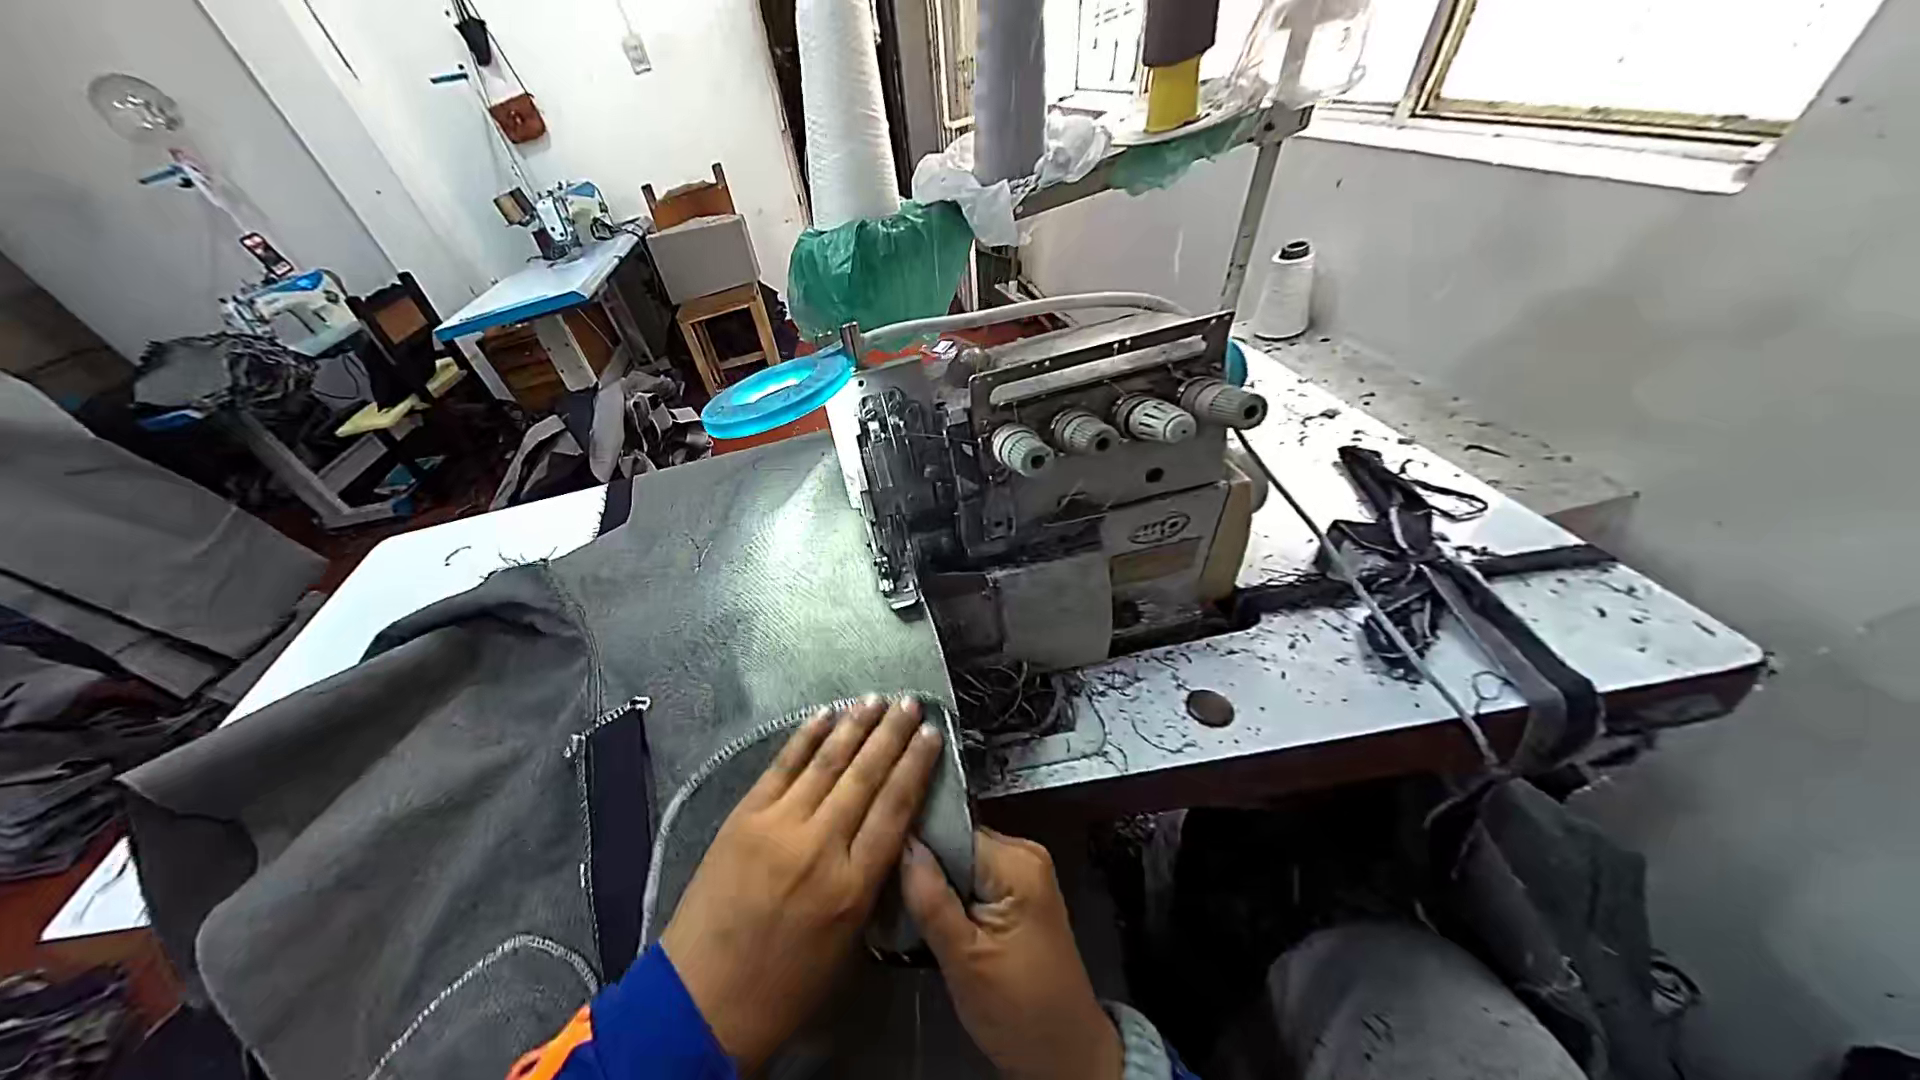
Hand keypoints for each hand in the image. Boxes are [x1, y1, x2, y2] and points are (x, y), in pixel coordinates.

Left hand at [659, 696, 944, 1070]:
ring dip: (855, 725)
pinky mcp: (744, 817)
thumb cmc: (785, 983)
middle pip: (866, 776)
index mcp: (853, 884)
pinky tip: (825, 715)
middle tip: (911, 703)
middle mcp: (820, 845)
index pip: (895, 808)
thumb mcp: (849, 939)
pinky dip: (805, 737)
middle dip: (893, 734)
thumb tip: (892, 829)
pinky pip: (781, 767)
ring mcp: (778, 826)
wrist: (701, 1000)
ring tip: (876, 699)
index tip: (932, 735)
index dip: (916, 766)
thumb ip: (873, 879)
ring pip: (827, 763)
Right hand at [901, 827, 1122, 1079]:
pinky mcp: (1020, 887)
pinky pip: (975, 872)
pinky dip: (954, 891)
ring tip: (913, 910)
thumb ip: (931, 898)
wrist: (1065, 1052)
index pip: (952, 830)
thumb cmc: (1019, 1011)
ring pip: (962, 856)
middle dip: (926, 865)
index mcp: (1017, 862)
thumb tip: (903, 844)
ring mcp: (1025, 868)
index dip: (917, 845)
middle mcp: (1025, 852)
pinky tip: (938, 916)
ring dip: (937, 880)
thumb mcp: (964, 960)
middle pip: (958, 840)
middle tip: (897, 897)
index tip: (886, 866)